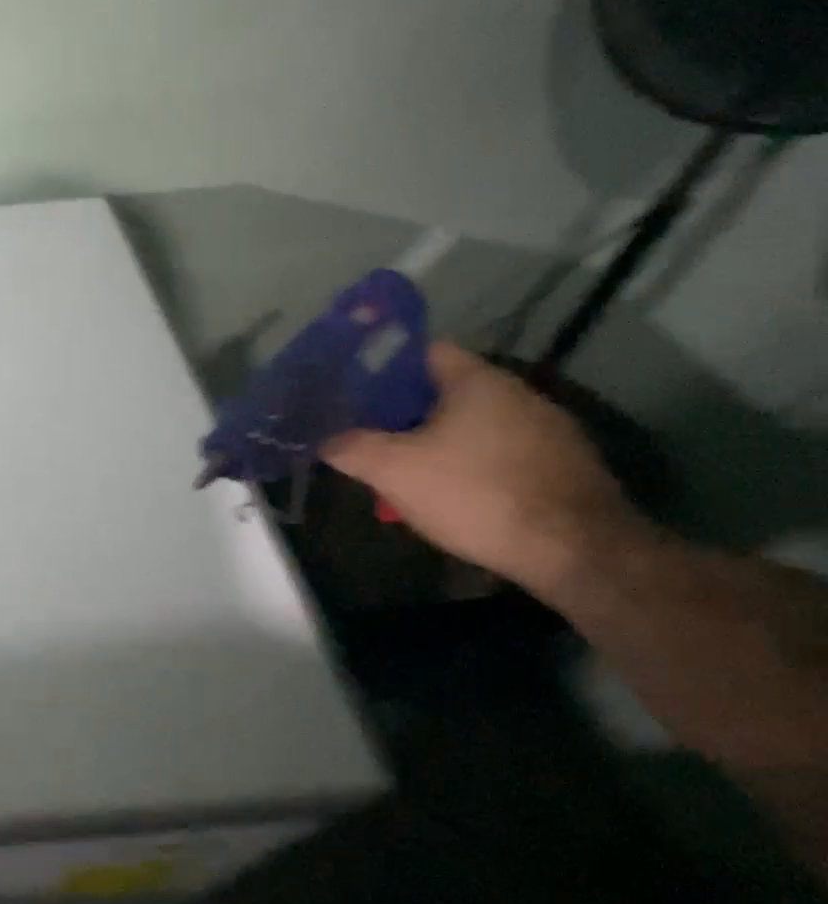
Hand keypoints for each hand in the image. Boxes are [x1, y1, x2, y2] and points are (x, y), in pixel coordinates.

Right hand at [322, 342, 653, 593]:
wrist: (579, 553)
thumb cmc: (478, 494)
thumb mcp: (394, 471)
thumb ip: (351, 448)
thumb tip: (324, 439)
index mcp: (477, 381)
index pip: (424, 351)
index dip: (384, 366)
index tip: (355, 388)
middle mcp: (519, 393)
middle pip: (447, 391)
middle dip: (406, 414)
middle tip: (372, 436)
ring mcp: (550, 430)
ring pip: (476, 426)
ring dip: (442, 443)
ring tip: (409, 473)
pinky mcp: (567, 467)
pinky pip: (504, 454)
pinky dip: (476, 467)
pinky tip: (458, 497)